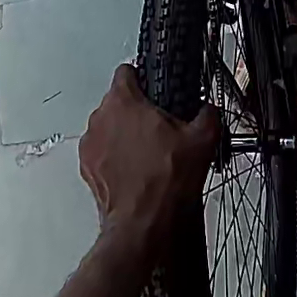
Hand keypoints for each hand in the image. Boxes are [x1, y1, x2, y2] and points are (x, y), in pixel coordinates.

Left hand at [78, 64, 219, 248]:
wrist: (142, 225)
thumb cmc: (164, 183)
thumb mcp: (201, 142)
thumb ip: (208, 115)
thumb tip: (209, 110)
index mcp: (123, 101)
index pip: (126, 71)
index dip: (142, 77)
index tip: (152, 86)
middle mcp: (101, 117)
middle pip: (118, 100)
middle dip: (137, 110)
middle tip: (159, 127)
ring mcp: (91, 143)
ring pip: (109, 125)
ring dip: (124, 133)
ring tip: (149, 152)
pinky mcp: (87, 166)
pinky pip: (102, 150)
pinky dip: (115, 155)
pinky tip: (136, 169)